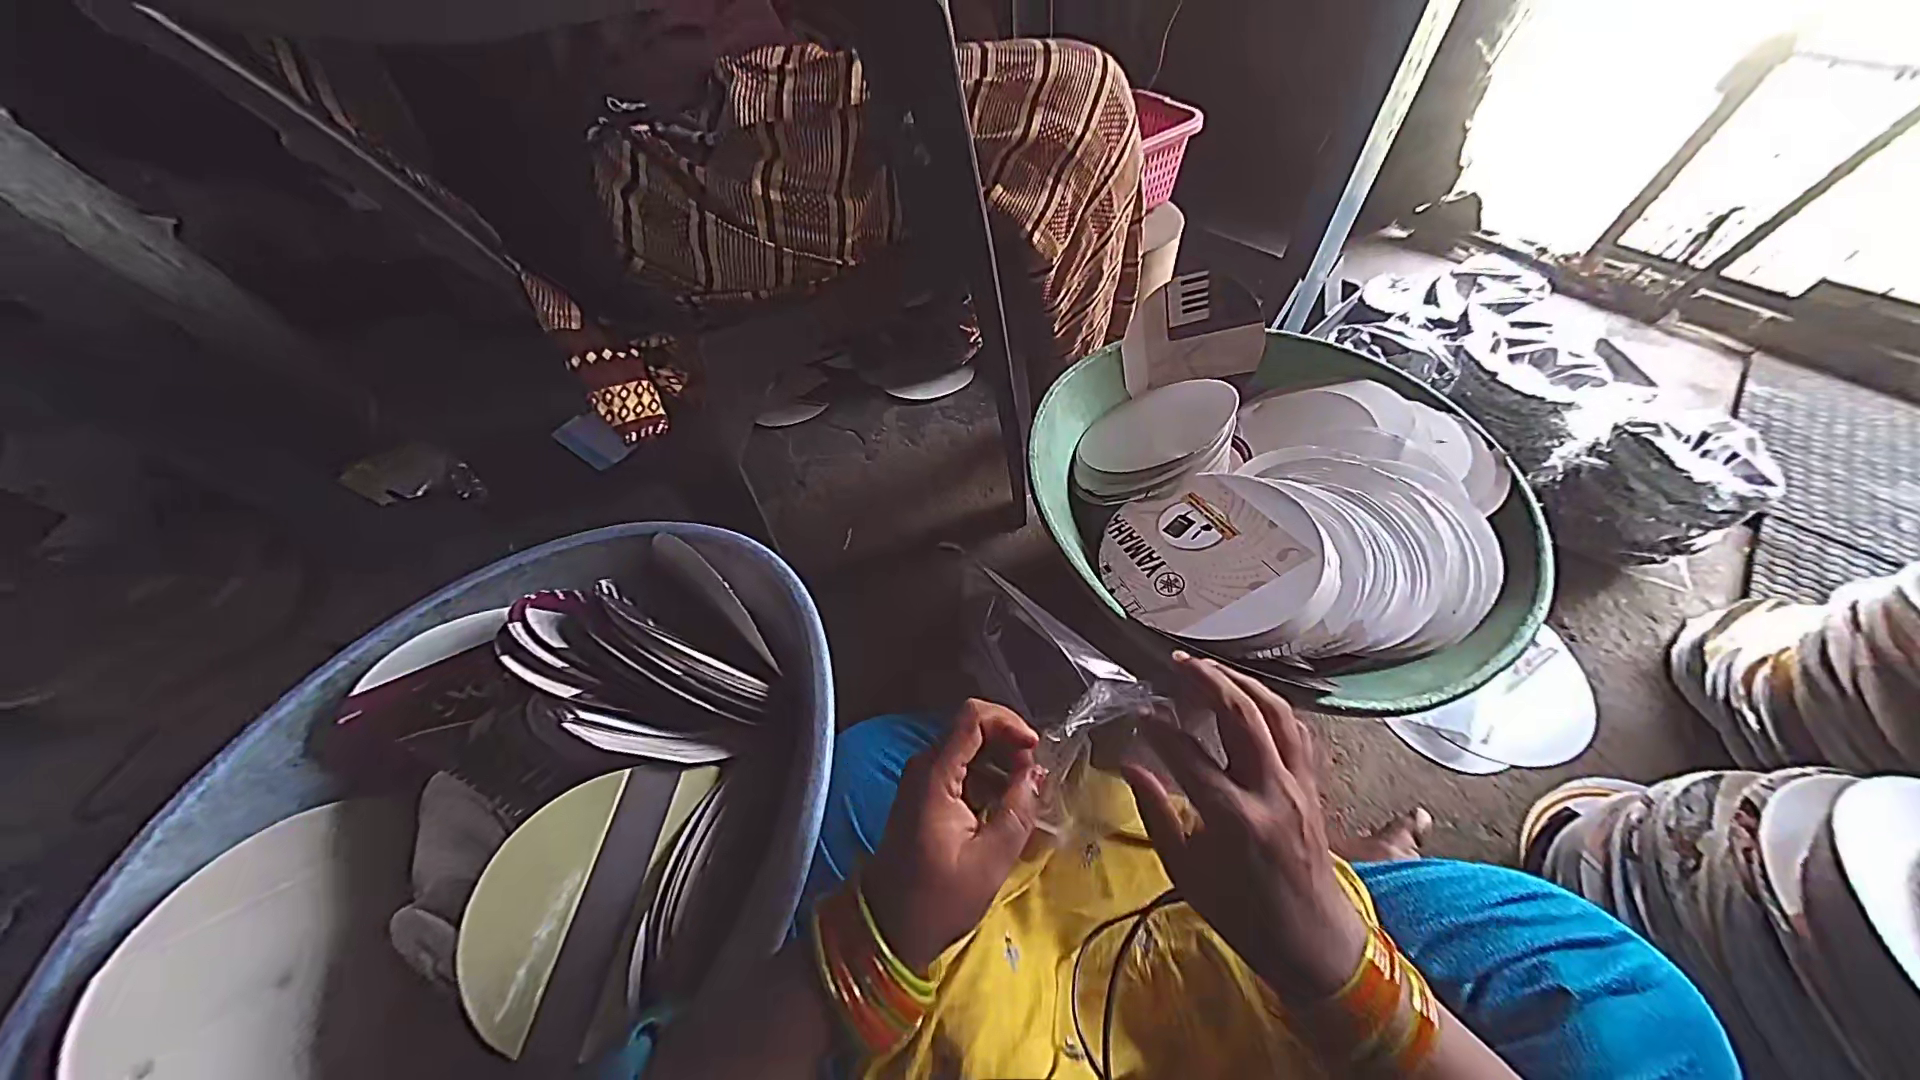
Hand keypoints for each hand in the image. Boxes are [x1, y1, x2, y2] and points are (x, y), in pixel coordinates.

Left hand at [861, 700, 1046, 971]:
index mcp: (936, 774)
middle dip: (1009, 744)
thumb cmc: (938, 898)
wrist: (889, 928)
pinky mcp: (926, 794)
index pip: (973, 716)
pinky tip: (1005, 807)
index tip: (1034, 748)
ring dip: (1002, 763)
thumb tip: (1036, 772)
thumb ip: (1018, 810)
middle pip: (973, 728)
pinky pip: (962, 770)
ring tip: (1026, 795)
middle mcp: (926, 766)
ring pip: (970, 749)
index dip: (1009, 722)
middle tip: (1035, 776)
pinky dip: (988, 779)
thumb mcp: (991, 859)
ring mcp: (923, 779)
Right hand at [1122, 654, 1368, 1002]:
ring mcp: (1298, 785)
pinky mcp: (1312, 785)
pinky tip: (1248, 696)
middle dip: (1207, 680)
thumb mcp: (1186, 871)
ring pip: (1275, 713)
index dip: (1159, 729)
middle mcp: (1271, 792)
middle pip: (1241, 716)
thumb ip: (1155, 813)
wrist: (1316, 942)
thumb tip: (1130, 765)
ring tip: (1210, 667)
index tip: (1140, 714)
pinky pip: (1295, 730)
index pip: (1188, 755)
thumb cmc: (1243, 913)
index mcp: (1234, 818)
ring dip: (1241, 682)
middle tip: (1178, 662)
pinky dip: (1270, 705)